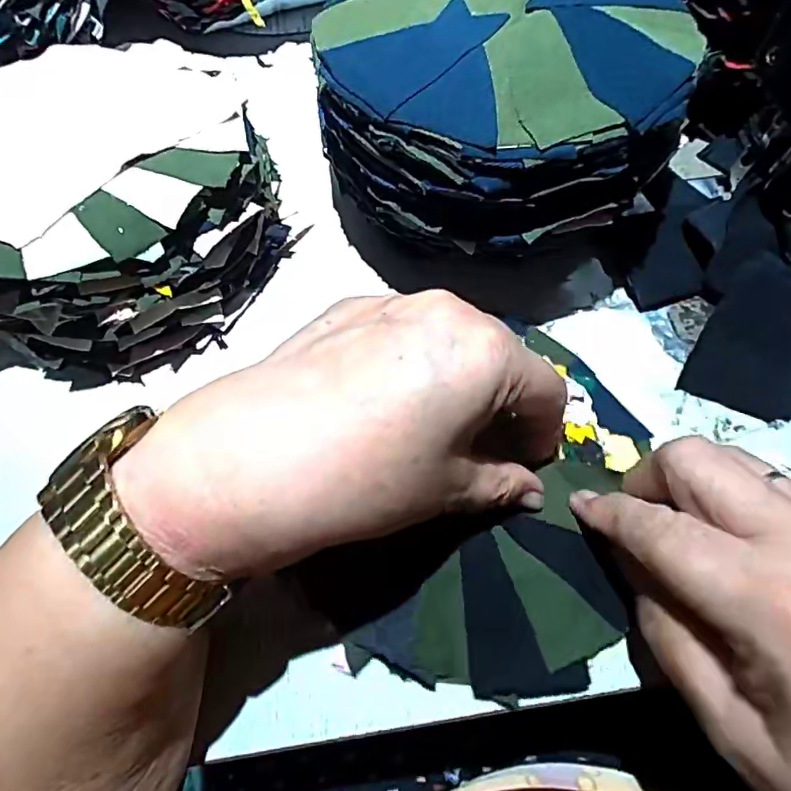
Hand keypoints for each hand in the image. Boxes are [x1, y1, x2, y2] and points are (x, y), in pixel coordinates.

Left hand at [113, 291, 564, 580]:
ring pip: (456, 337)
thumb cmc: (365, 479)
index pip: (548, 389)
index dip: (545, 434)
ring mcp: (397, 300)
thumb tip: (530, 490)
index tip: (523, 465)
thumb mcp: (446, 489)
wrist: (242, 459)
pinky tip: (381, 400)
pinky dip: (417, 360)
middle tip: (478, 448)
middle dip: (504, 403)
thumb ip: (502, 483)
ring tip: (429, 422)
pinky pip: (408, 329)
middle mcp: (452, 309)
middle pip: (504, 356)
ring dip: (461, 378)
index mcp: (488, 349)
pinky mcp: (352, 304)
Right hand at [572, 439, 790, 790]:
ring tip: (677, 534)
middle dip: (650, 478)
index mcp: (777, 604)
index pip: (664, 528)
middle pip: (703, 458)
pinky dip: (740, 499)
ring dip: (696, 484)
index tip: (578, 507)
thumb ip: (673, 642)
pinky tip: (735, 547)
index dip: (611, 513)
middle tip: (631, 524)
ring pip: (743, 461)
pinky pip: (784, 488)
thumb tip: (635, 571)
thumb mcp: (745, 745)